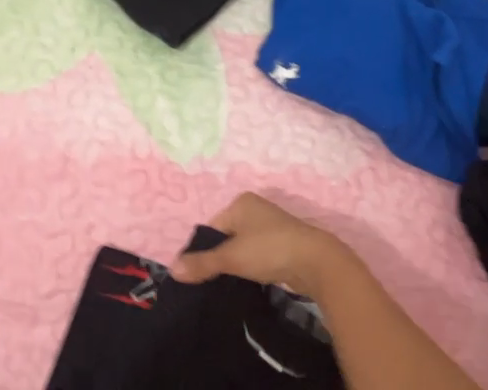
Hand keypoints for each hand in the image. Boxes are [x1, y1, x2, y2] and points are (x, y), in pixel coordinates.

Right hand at [169, 192, 356, 298]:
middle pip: (226, 237)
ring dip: (236, 264)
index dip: (202, 250)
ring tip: (227, 285)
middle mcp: (255, 209)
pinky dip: (251, 267)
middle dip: (219, 258)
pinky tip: (247, 282)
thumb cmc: (269, 250)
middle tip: (210, 282)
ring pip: (242, 247)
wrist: (314, 261)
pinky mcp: (282, 244)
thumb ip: (202, 264)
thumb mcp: (231, 257)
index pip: (211, 227)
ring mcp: (270, 226)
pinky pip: (256, 255)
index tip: (197, 274)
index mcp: (240, 203)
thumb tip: (172, 269)